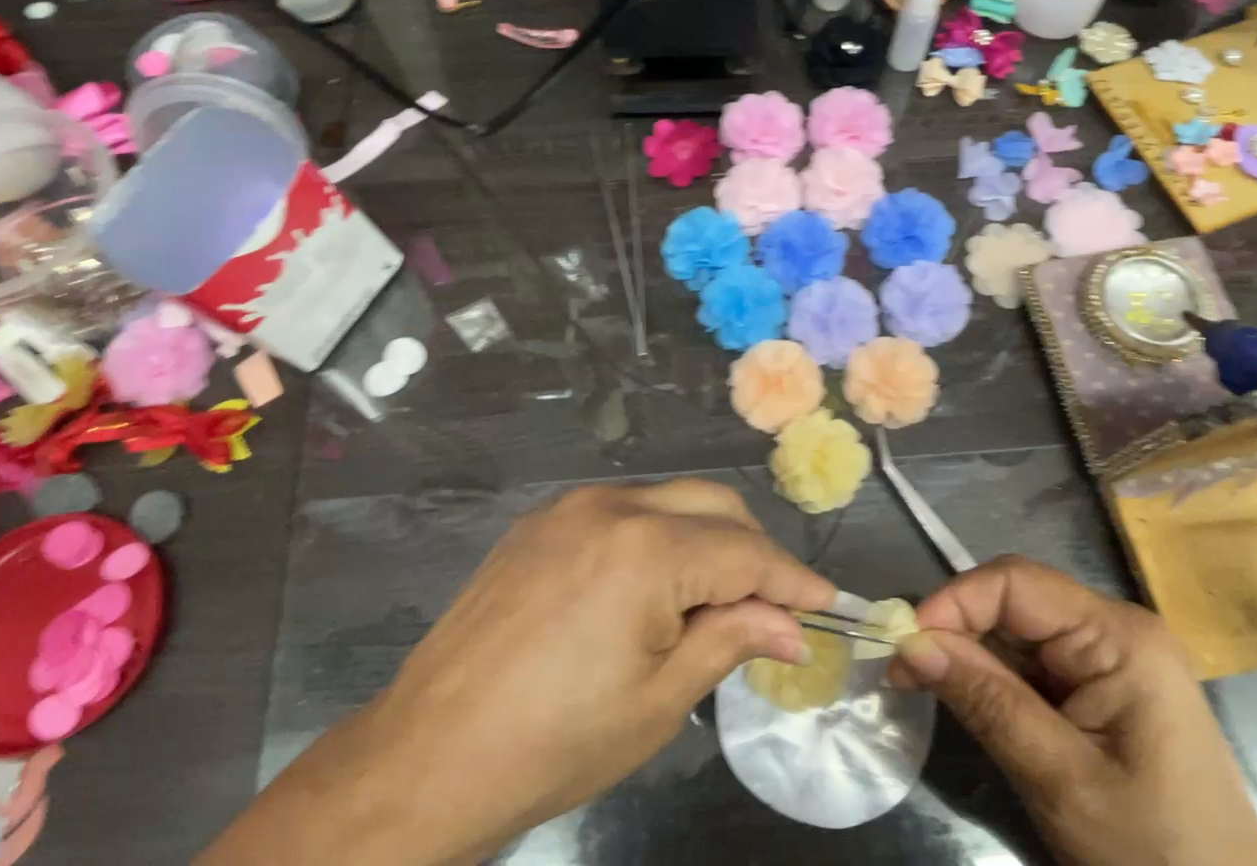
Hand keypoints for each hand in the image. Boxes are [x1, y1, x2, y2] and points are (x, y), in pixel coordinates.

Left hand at [202, 479, 834, 865]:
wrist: (429, 754)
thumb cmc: (556, 740)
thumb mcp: (660, 698)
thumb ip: (731, 640)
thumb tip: (790, 626)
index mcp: (645, 548)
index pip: (745, 552)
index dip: (792, 581)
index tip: (827, 607)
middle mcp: (609, 507)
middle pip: (711, 505)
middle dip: (753, 551)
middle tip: (774, 610)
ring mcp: (565, 509)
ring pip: (667, 501)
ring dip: (706, 540)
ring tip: (718, 603)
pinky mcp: (537, 525)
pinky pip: (621, 512)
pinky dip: (658, 538)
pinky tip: (658, 588)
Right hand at [893, 555, 1256, 865]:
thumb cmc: (1151, 847)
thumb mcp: (1059, 778)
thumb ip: (986, 701)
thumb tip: (910, 643)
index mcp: (1119, 637)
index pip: (1016, 583)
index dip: (954, 601)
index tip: (905, 646)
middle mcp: (1116, 630)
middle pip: (1015, 599)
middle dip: (955, 626)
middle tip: (904, 671)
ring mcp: (1111, 657)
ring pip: (1017, 629)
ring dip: (968, 652)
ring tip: (922, 685)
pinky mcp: (1102, 685)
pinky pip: (1033, 660)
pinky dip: (992, 675)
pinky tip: (966, 698)